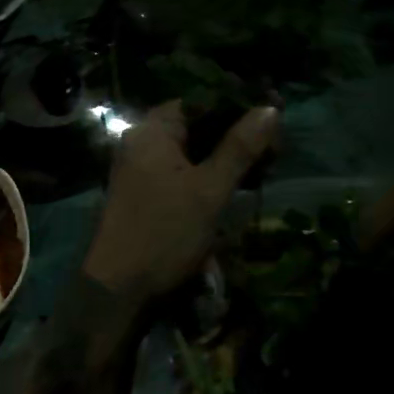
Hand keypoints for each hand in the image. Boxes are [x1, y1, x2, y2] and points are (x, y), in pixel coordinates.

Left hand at [84, 102, 279, 300]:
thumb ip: (240, 147)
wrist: (117, 294)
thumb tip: (270, 108)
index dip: (240, 103)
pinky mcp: (149, 190)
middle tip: (275, 147)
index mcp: (154, 130)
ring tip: (265, 165)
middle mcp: (145, 140)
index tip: (274, 114)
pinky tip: (240, 181)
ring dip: (229, 152)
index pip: (203, 99)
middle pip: (200, 121)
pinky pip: (187, 167)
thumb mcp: (209, 190)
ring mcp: (145, 166)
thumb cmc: (164, 233)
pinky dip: (213, 170)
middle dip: (239, 130)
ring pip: (196, 146)